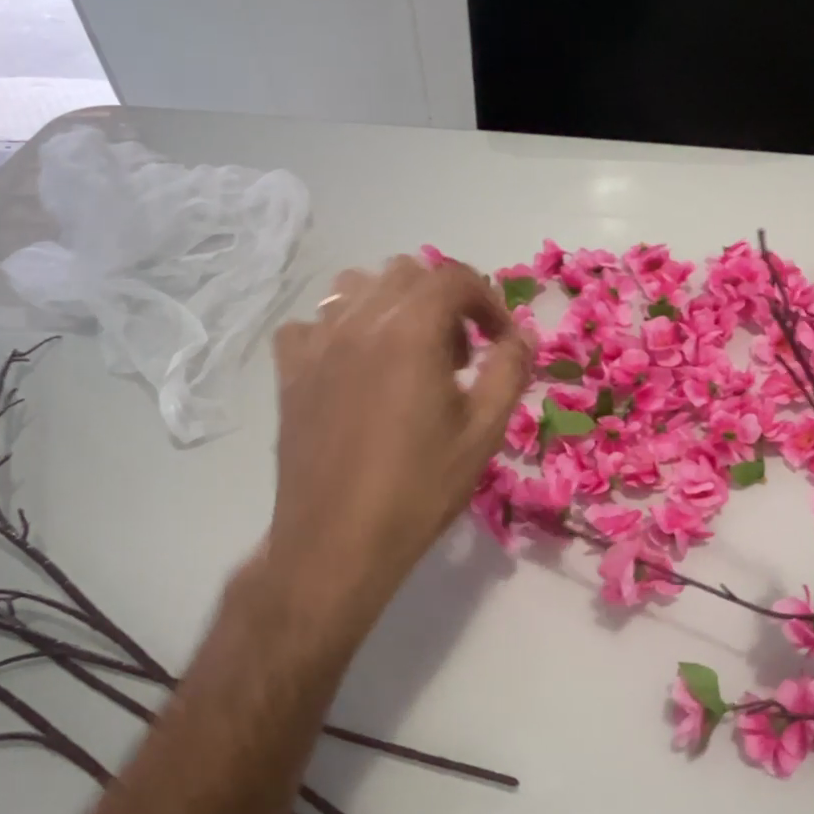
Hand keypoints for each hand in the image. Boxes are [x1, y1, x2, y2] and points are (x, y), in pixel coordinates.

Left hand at [261, 256, 532, 617]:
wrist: (339, 540)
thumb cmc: (420, 489)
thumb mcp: (483, 433)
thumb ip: (509, 371)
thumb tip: (523, 334)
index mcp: (411, 331)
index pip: (455, 277)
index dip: (489, 302)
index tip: (500, 343)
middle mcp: (358, 321)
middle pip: (407, 272)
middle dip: (444, 302)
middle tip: (460, 356)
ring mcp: (316, 343)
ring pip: (356, 287)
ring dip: (393, 306)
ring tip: (410, 355)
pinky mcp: (290, 371)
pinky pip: (314, 323)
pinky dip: (343, 330)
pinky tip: (356, 369)